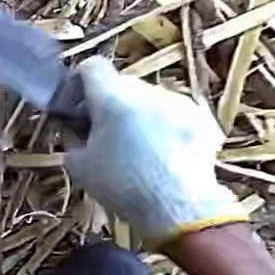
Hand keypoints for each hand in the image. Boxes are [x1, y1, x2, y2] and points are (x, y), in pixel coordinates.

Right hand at [65, 58, 246, 247]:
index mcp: (112, 97)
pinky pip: (172, 114)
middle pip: (119, 84)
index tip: (73, 110)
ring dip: (134, 115)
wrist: (178, 208)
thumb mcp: (78, 164)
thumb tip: (73, 125)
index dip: (76, 85)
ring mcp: (179, 102)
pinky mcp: (202, 118)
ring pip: (146, 99)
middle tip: (98, 135)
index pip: (90, 67)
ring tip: (132, 150)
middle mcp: (148, 90)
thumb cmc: (121, 185)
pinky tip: (159, 156)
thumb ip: (72, 136)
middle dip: (105, 104)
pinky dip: (160, 127)